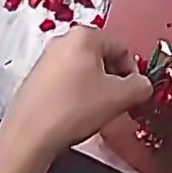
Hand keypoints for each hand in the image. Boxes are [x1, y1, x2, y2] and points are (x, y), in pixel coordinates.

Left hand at [1, 28, 150, 158]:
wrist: (28, 137)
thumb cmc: (76, 108)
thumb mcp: (120, 97)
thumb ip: (141, 86)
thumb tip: (143, 85)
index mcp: (84, 35)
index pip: (122, 48)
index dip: (133, 72)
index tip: (133, 94)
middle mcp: (63, 40)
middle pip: (103, 56)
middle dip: (114, 79)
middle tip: (118, 102)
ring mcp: (46, 59)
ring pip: (85, 69)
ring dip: (97, 87)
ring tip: (96, 110)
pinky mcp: (35, 78)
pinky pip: (67, 79)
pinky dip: (77, 93)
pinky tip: (76, 113)